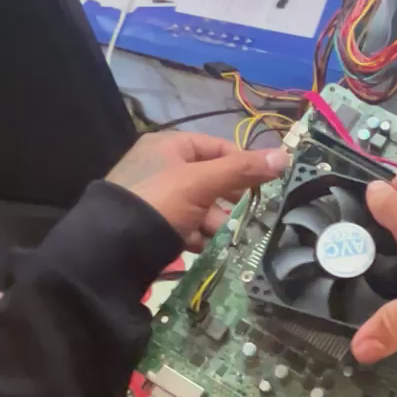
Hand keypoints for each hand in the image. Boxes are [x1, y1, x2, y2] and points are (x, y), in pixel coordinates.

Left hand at [106, 131, 287, 248]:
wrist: (113, 250)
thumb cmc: (159, 202)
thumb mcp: (202, 182)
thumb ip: (242, 170)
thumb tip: (284, 156)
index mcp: (168, 146)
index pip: (217, 147)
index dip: (241, 165)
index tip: (261, 186)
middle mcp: (162, 168)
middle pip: (211, 180)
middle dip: (228, 201)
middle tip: (242, 216)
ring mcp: (156, 198)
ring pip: (201, 206)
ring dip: (214, 222)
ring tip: (216, 235)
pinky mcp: (153, 225)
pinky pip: (186, 226)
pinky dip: (197, 236)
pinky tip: (200, 246)